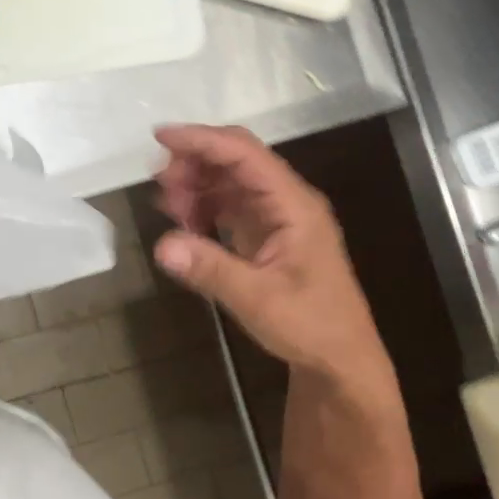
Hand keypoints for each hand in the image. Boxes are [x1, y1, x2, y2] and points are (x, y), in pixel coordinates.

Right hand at [149, 125, 388, 384]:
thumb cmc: (310, 326)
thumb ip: (210, 269)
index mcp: (294, 206)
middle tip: (158, 181)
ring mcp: (278, 218)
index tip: (160, 137)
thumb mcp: (257, 300)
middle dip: (195, 161)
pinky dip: (203, 206)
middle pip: (237, 160)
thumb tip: (162, 244)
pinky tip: (182, 221)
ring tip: (165, 204)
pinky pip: (230, 206)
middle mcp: (287, 202)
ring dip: (196, 183)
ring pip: (231, 182)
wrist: (340, 360)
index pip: (245, 155)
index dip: (203, 141)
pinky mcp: (267, 236)